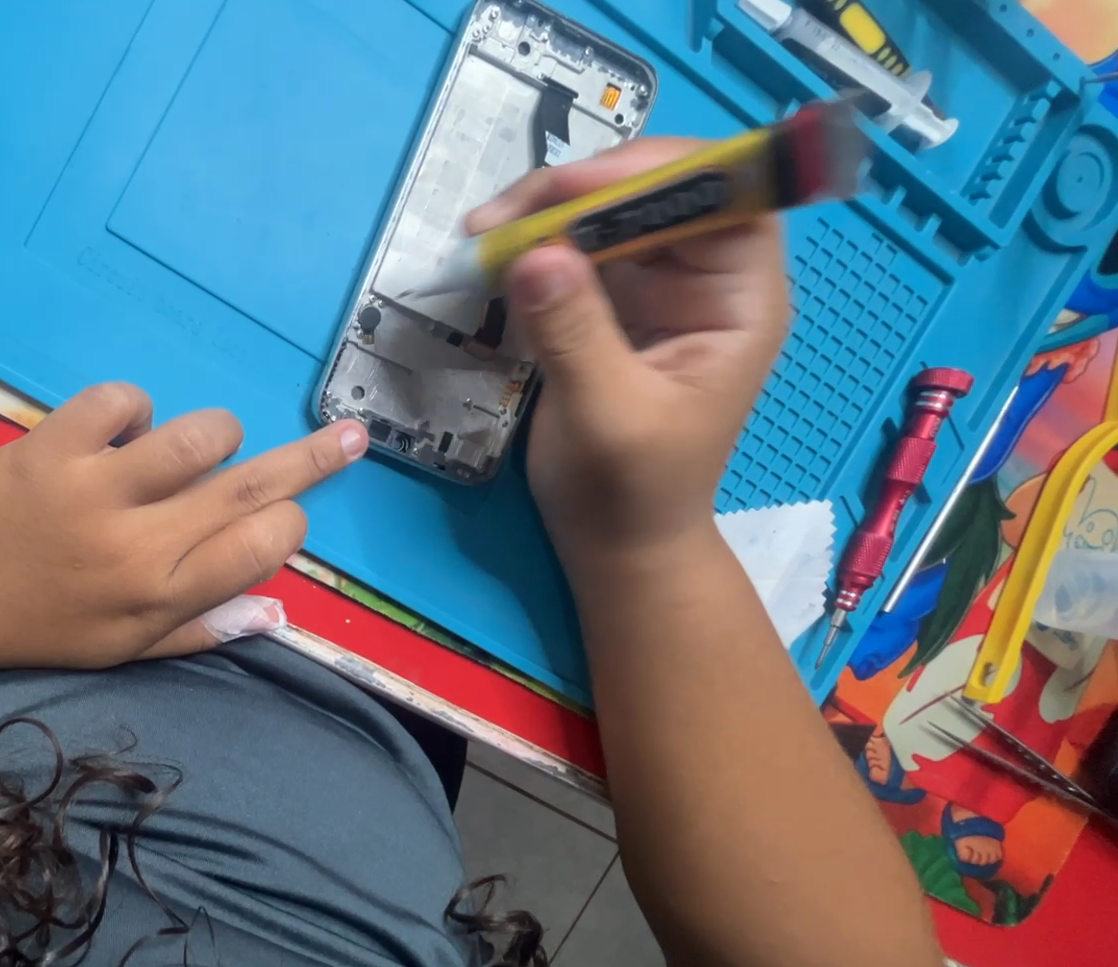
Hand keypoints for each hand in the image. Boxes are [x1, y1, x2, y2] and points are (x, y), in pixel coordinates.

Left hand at [0, 384, 366, 669]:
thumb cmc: (43, 629)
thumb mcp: (124, 651)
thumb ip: (201, 629)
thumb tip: (278, 609)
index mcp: (163, 597)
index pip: (263, 546)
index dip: (288, 521)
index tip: (284, 512)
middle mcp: (141, 546)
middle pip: (250, 489)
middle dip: (312, 459)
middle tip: (349, 436)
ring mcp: (96, 492)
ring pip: (197, 435)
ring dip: (211, 434)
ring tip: (192, 448)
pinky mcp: (53, 449)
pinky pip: (122, 400)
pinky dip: (131, 408)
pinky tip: (115, 433)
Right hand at [467, 139, 789, 564]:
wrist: (613, 540)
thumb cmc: (627, 489)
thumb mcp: (604, 414)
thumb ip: (574, 333)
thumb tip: (532, 254)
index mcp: (736, 299)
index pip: (717, 197)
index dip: (647, 176)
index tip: (561, 192)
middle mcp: (700, 280)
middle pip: (653, 196)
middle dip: (574, 194)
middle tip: (493, 220)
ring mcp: (651, 293)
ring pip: (604, 221)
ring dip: (541, 220)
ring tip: (479, 237)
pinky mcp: (606, 312)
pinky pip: (571, 260)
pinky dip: (529, 254)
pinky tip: (490, 263)